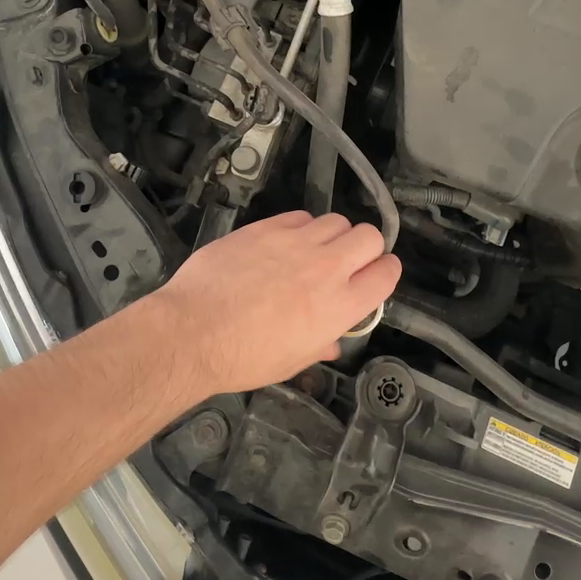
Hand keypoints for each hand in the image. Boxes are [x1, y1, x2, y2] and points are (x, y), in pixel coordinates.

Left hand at [141, 212, 400, 394]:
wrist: (193, 331)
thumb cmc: (242, 357)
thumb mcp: (290, 363)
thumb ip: (319, 344)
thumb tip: (330, 342)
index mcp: (339, 306)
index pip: (386, 274)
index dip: (386, 272)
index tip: (379, 274)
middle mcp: (326, 268)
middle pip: (369, 237)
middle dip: (365, 248)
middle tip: (348, 261)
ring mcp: (296, 242)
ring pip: (336, 220)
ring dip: (332, 235)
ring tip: (315, 250)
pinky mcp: (267, 227)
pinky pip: (300, 216)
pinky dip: (301, 227)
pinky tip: (285, 243)